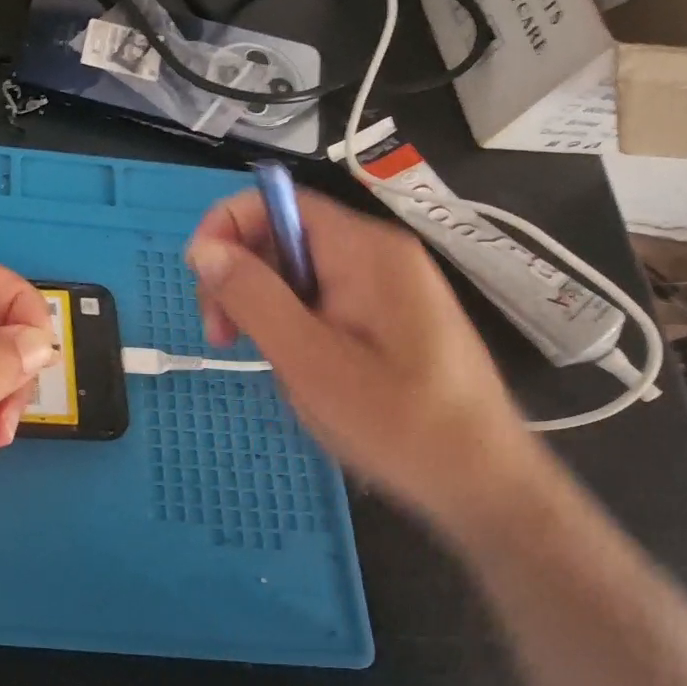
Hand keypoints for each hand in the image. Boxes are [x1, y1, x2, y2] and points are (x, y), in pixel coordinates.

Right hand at [186, 189, 539, 526]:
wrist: (484, 485)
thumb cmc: (397, 423)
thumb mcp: (309, 361)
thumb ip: (253, 297)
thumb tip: (202, 249)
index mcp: (364, 250)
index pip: (278, 201)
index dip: (227, 227)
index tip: (202, 282)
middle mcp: (376, 253)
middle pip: (281, 234)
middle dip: (238, 275)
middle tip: (221, 335)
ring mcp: (385, 284)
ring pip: (294, 269)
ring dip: (259, 304)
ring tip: (258, 357)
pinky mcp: (387, 313)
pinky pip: (319, 296)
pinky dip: (289, 322)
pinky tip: (293, 364)